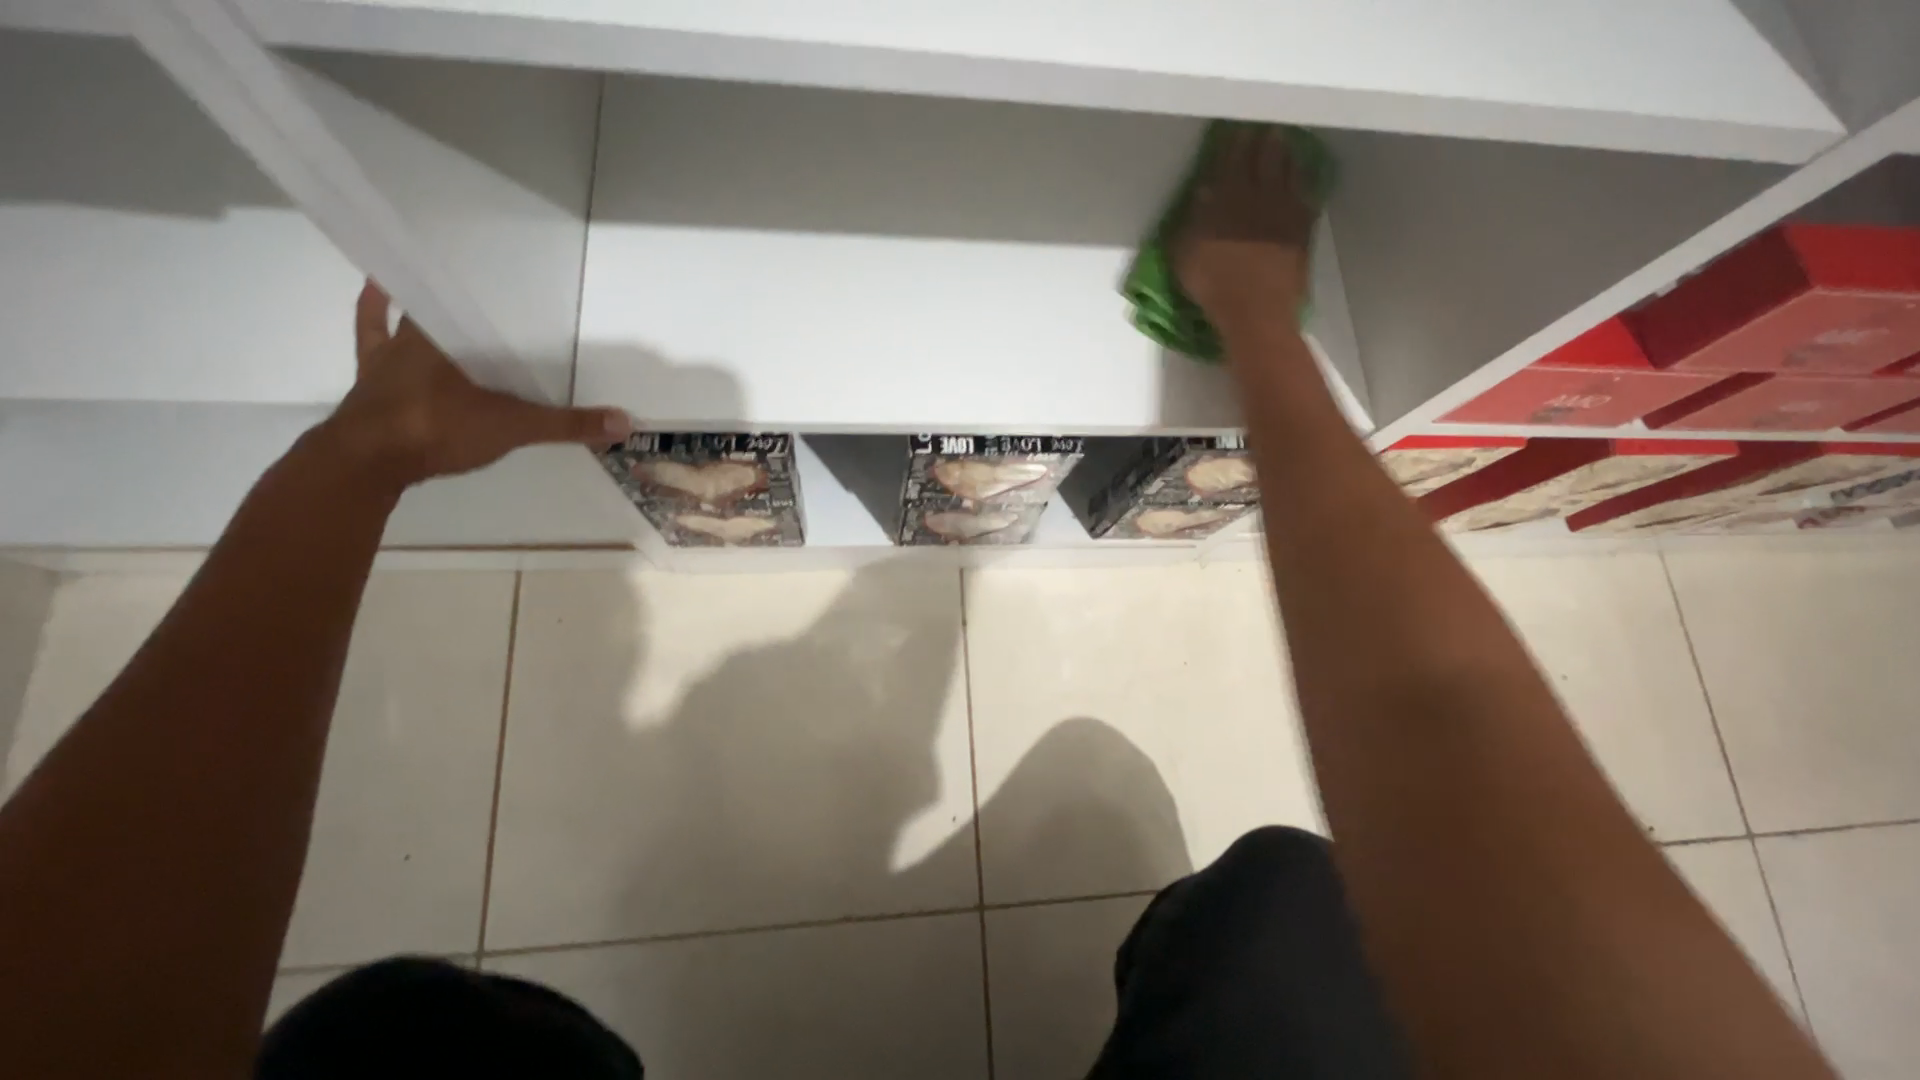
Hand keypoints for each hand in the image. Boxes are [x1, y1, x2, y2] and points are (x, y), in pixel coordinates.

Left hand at [317, 282, 630, 489]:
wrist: (365, 462)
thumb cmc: (436, 428)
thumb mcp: (512, 427)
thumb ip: (565, 425)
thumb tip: (626, 423)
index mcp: (446, 333)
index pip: (472, 296)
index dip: (495, 287)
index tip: (515, 275)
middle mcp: (413, 333)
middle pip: (445, 306)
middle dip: (468, 298)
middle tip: (495, 289)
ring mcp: (387, 357)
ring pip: (407, 315)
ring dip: (426, 300)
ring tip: (449, 276)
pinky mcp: (369, 380)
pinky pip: (369, 336)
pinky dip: (372, 311)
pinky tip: (375, 287)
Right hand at [1173, 125, 1321, 335]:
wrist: (1256, 310)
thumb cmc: (1212, 285)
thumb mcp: (1185, 254)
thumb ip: (1192, 220)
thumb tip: (1203, 192)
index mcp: (1225, 201)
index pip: (1228, 162)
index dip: (1230, 143)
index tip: (1233, 127)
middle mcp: (1256, 198)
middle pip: (1260, 160)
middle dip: (1260, 140)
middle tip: (1263, 124)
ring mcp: (1283, 212)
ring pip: (1286, 172)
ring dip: (1284, 153)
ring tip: (1283, 139)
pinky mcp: (1301, 229)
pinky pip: (1305, 196)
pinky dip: (1304, 183)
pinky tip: (1304, 177)